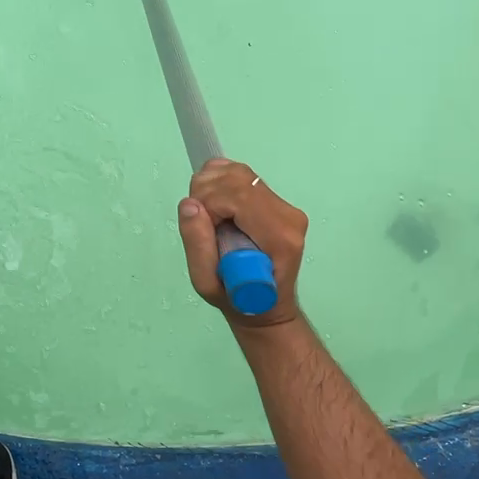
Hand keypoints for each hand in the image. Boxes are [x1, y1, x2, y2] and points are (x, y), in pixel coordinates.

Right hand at [178, 158, 307, 329]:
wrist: (267, 306)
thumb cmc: (238, 300)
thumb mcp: (206, 284)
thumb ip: (198, 245)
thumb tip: (190, 204)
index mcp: (277, 237)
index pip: (235, 195)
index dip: (207, 204)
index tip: (203, 229)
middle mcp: (288, 215)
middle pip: (235, 177)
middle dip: (206, 193)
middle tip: (202, 223)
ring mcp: (286, 206)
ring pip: (236, 172)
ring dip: (211, 188)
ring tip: (210, 216)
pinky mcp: (278, 201)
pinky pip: (241, 176)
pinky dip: (220, 184)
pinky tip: (218, 207)